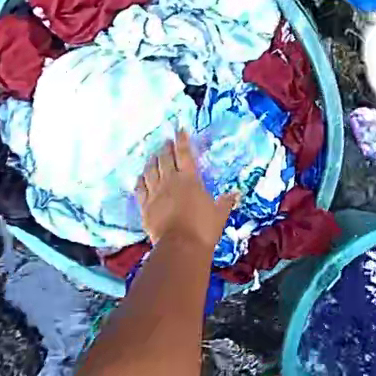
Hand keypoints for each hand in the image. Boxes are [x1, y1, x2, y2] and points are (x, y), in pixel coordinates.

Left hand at [136, 132, 238, 251]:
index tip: (180, 129)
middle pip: (165, 159)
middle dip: (165, 148)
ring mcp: (155, 194)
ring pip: (150, 171)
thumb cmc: (204, 228)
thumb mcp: (220, 213)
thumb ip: (226, 201)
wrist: (180, 246)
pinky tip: (141, 177)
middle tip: (166, 141)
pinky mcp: (145, 207)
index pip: (184, 154)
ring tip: (153, 155)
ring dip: (152, 161)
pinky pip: (140, 189)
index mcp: (190, 180)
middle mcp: (170, 182)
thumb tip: (236, 193)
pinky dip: (140, 180)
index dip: (182, 140)